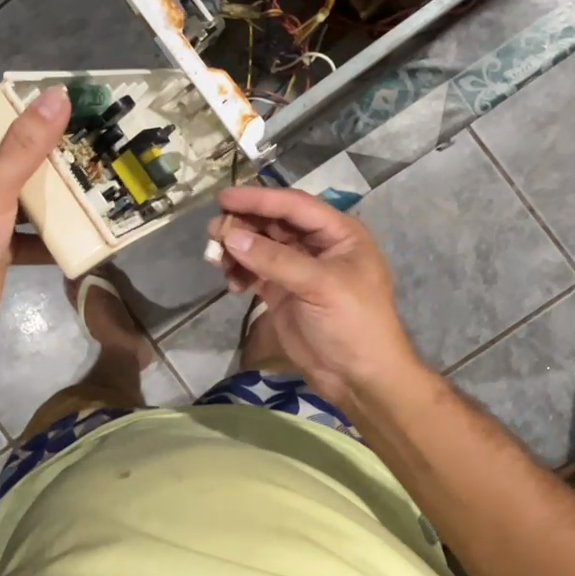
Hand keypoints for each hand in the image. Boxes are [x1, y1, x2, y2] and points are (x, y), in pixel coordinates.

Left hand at [0, 87, 69, 361]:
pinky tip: (85, 233)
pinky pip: (31, 236)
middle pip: (17, 158)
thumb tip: (57, 94)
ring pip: (27, 198)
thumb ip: (27, 143)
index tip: (69, 102)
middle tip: (96, 141)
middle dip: (52, 153)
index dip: (26, 108)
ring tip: (98, 181)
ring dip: (57, 195)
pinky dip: (53, 237)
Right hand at [208, 186, 423, 404]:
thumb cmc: (354, 323)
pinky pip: (254, 271)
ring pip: (260, 246)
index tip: (224, 197)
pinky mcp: (283, 292)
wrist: (360, 378)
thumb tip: (231, 236)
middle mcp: (317, 245)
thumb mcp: (320, 286)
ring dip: (238, 249)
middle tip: (214, 231)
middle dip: (244, 224)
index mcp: (338, 233)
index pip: (294, 205)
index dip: (260, 199)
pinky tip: (232, 284)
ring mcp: (298, 269)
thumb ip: (275, 260)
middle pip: (273, 222)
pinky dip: (240, 272)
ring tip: (217, 259)